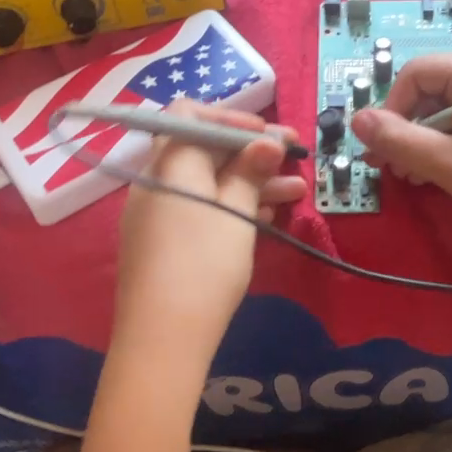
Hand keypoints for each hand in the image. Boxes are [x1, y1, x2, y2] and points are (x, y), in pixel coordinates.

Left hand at [113, 102, 308, 341]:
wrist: (161, 336)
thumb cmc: (204, 264)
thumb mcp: (237, 213)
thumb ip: (250, 172)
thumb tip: (267, 142)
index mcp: (170, 162)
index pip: (193, 114)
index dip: (234, 118)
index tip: (272, 135)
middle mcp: (155, 179)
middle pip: (203, 150)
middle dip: (252, 153)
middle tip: (296, 161)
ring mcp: (155, 212)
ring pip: (205, 183)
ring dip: (249, 182)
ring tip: (295, 193)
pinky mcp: (160, 242)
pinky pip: (197, 208)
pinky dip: (229, 205)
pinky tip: (265, 217)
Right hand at [350, 54, 451, 254]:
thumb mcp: (451, 166)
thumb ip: (401, 141)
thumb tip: (356, 120)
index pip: (416, 72)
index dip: (392, 108)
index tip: (385, 149)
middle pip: (429, 90)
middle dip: (405, 128)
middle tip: (391, 169)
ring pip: (444, 110)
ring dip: (422, 141)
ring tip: (414, 177)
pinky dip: (445, 146)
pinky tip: (438, 174)